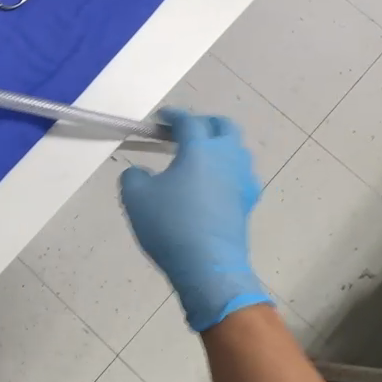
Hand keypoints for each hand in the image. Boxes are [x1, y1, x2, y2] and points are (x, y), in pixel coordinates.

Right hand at [118, 108, 270, 331]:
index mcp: (200, 150)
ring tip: (196, 156)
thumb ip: (134, 174)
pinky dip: (224, 168)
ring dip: (218, 145)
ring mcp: (242, 181)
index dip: (174, 115)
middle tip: (184, 130)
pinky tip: (208, 182)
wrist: (207, 266)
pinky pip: (238, 173)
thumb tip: (143, 172)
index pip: (189, 122)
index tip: (162, 117)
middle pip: (225, 127)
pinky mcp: (247, 203)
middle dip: (205, 123)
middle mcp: (227, 159)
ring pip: (236, 150)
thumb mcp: (134, 195)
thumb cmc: (168, 223)